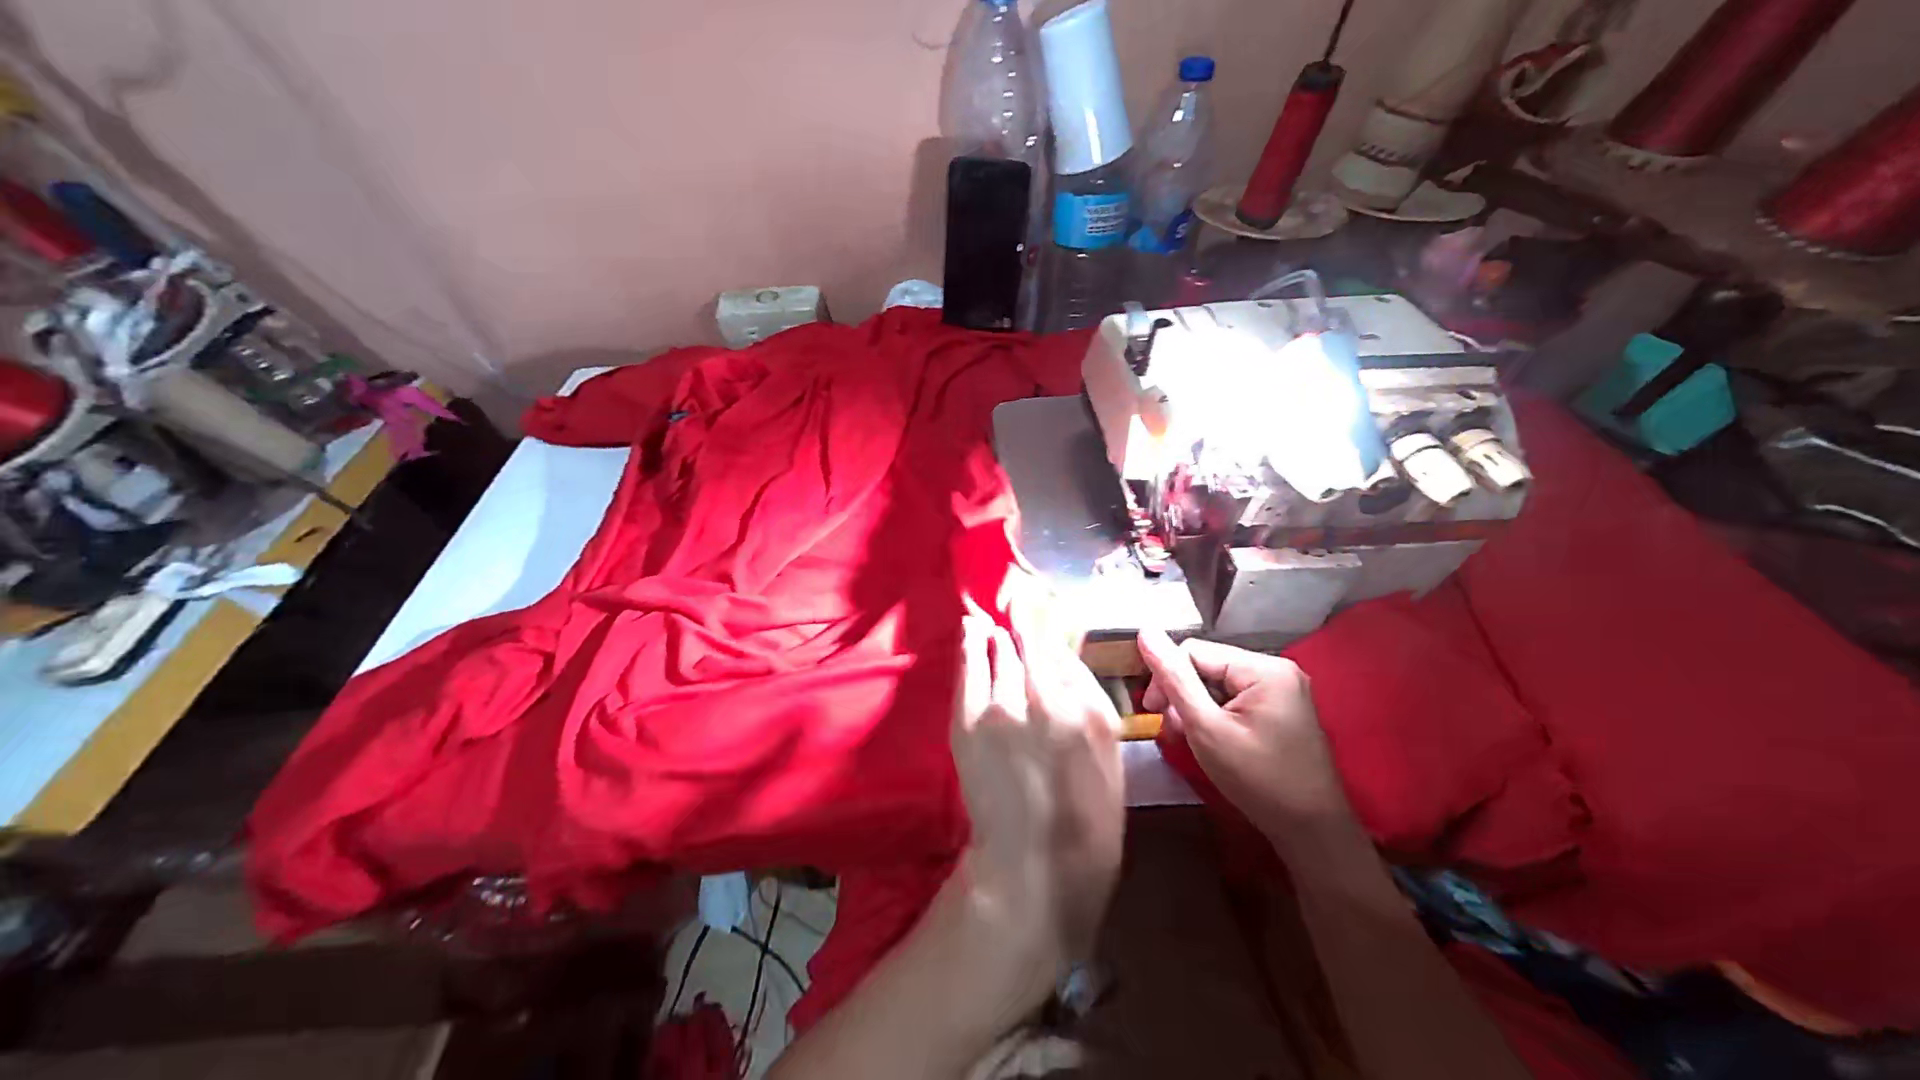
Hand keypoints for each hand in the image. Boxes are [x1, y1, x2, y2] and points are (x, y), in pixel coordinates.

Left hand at [952, 608, 1123, 969]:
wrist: (1033, 868)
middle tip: (1016, 607)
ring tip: (992, 622)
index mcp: (1094, 712)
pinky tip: (973, 629)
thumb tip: (1066, 654)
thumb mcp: (1109, 759)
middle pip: (1032, 644)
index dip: (1049, 630)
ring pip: (1001, 651)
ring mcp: (1005, 708)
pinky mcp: (969, 721)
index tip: (1040, 614)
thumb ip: (1091, 702)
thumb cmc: (1085, 822)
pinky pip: (970, 667)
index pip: (1066, 652)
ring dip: (998, 636)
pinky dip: (971, 644)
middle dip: (1023, 626)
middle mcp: (1051, 700)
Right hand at [1137, 629, 1352, 845]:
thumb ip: (1174, 679)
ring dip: (1195, 709)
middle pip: (1207, 667)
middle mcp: (1277, 670)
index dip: (1166, 677)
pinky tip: (1208, 740)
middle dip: (1181, 696)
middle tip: (1169, 730)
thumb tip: (1146, 631)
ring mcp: (1282, 691)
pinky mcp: (1280, 710)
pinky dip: (1215, 717)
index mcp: (1264, 668)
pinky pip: (1235, 700)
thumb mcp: (1206, 727)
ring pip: (1217, 685)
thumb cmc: (1257, 779)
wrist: (1311, 831)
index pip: (1194, 651)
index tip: (1153, 712)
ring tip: (1186, 738)